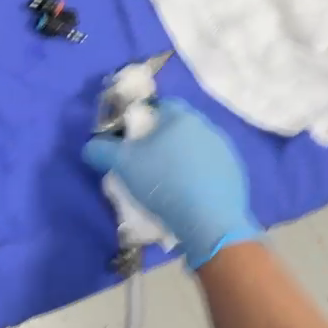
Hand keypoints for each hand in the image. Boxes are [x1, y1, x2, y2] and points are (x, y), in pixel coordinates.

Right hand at [82, 97, 261, 269]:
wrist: (210, 222)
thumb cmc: (163, 182)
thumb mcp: (121, 164)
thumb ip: (101, 150)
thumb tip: (91, 146)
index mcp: (182, 118)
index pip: (160, 105)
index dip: (142, 119)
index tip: (130, 139)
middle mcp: (208, 128)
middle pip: (176, 127)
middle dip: (159, 140)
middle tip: (141, 162)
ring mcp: (225, 152)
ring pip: (193, 148)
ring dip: (178, 159)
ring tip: (163, 183)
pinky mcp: (235, 175)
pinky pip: (208, 168)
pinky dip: (195, 176)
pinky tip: (185, 195)